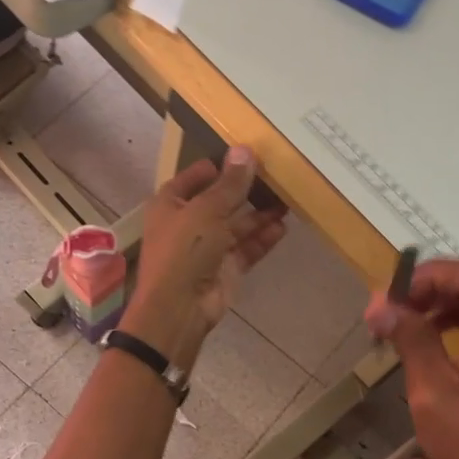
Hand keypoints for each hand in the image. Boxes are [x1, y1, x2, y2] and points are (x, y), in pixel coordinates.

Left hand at [124, 146, 286, 366]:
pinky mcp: (225, 269)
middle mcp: (188, 223)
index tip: (247, 154)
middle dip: (245, 189)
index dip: (219, 165)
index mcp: (171, 203)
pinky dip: (262, 238)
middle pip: (220, 200)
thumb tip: (245, 150)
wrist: (179, 308)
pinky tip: (282, 226)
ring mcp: (207, 247)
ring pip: (237, 225)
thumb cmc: (184, 249)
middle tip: (276, 173)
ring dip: (259, 213)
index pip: (196, 176)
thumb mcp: (207, 210)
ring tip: (287, 198)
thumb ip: (230, 183)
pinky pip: (246, 248)